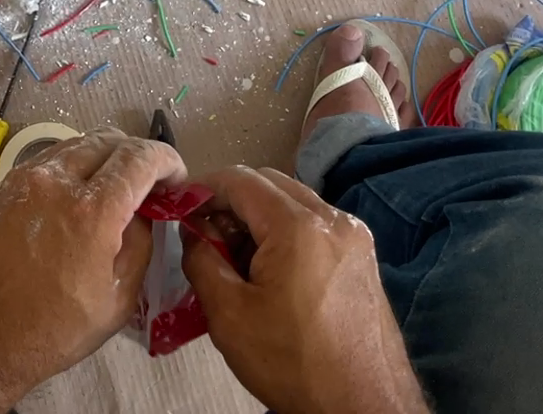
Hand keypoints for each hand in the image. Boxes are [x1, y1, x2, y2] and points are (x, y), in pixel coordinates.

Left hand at [0, 130, 185, 413]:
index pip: (139, 158)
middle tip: (151, 182)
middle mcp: (60, 180)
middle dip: (138, 154)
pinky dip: (79, 161)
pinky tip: (84, 188)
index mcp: (92, 211)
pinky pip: (56, 154)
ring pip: (81, 141)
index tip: (176, 175)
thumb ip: (140, 242)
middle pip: (111, 140)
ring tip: (119, 184)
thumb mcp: (118, 298)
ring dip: (108, 154)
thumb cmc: (55, 326)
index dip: (165, 159)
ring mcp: (30, 175)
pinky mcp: (12, 180)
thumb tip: (146, 209)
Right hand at [181, 166, 428, 413]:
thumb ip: (200, 258)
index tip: (180, 208)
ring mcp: (354, 235)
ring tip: (237, 256)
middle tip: (206, 234)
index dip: (202, 188)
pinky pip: (313, 221)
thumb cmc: (293, 364)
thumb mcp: (227, 314)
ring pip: (291, 199)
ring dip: (257, 215)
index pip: (238, 179)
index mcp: (298, 226)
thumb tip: (194, 230)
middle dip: (230, 201)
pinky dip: (284, 229)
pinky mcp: (363, 255)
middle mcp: (332, 218)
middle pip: (267, 183)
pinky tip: (271, 268)